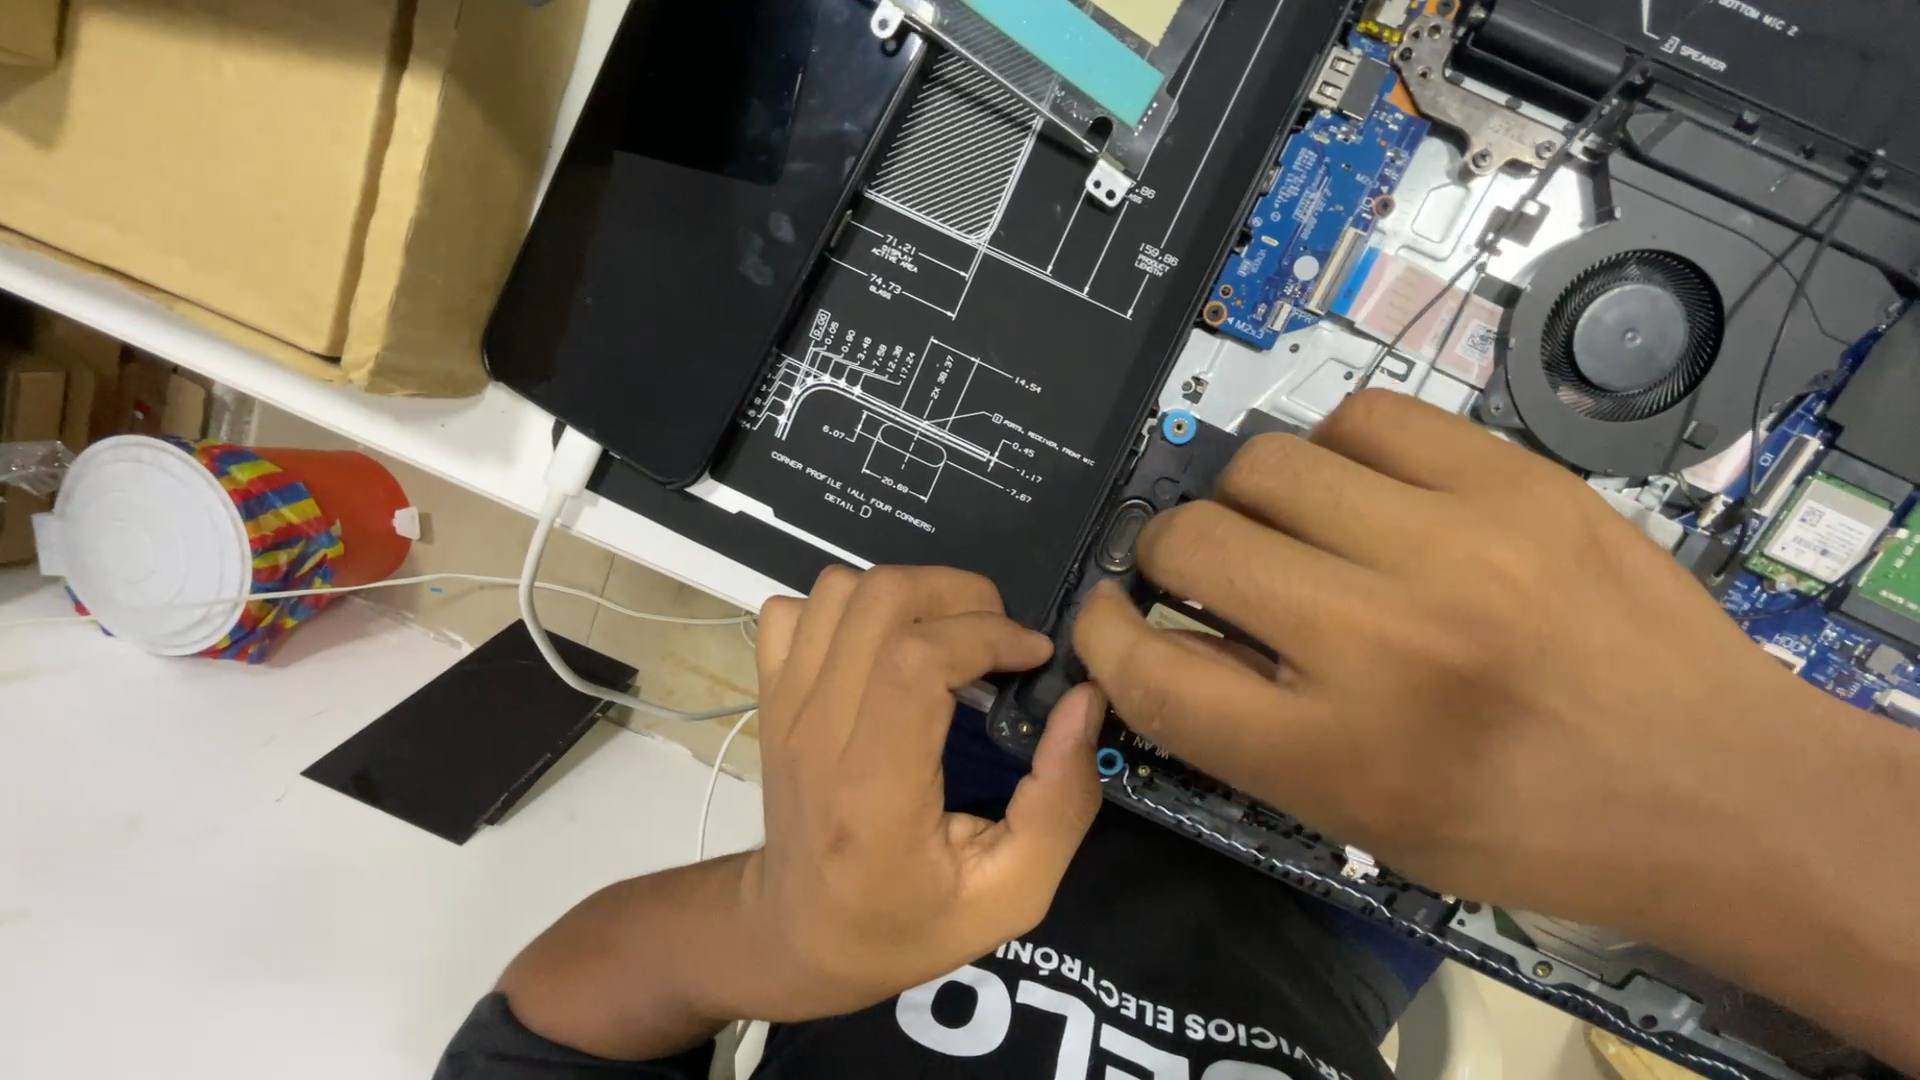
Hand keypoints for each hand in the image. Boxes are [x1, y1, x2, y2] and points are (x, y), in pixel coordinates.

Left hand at [738, 566, 1103, 1020]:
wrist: (797, 936)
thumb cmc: (905, 924)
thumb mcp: (1011, 894)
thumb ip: (1061, 801)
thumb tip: (1084, 702)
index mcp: (876, 792)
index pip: (915, 660)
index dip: (986, 634)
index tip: (1032, 655)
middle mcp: (818, 734)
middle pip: (879, 601)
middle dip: (958, 594)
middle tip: (997, 637)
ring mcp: (783, 708)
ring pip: (839, 591)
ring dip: (907, 594)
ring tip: (947, 636)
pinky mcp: (769, 695)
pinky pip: (791, 610)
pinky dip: (842, 609)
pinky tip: (879, 647)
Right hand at [1073, 390, 1897, 936]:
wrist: (1717, 787)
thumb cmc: (1511, 820)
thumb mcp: (1348, 812)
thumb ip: (1230, 723)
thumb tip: (1153, 628)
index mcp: (1332, 751)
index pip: (1152, 669)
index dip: (1102, 633)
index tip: (1106, 613)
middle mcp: (1380, 640)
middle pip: (1191, 543)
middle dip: (1165, 555)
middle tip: (1202, 573)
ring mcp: (1452, 544)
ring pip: (1262, 465)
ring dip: (1245, 501)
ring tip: (1289, 529)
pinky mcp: (1514, 479)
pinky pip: (1362, 415)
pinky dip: (1334, 452)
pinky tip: (1361, 490)